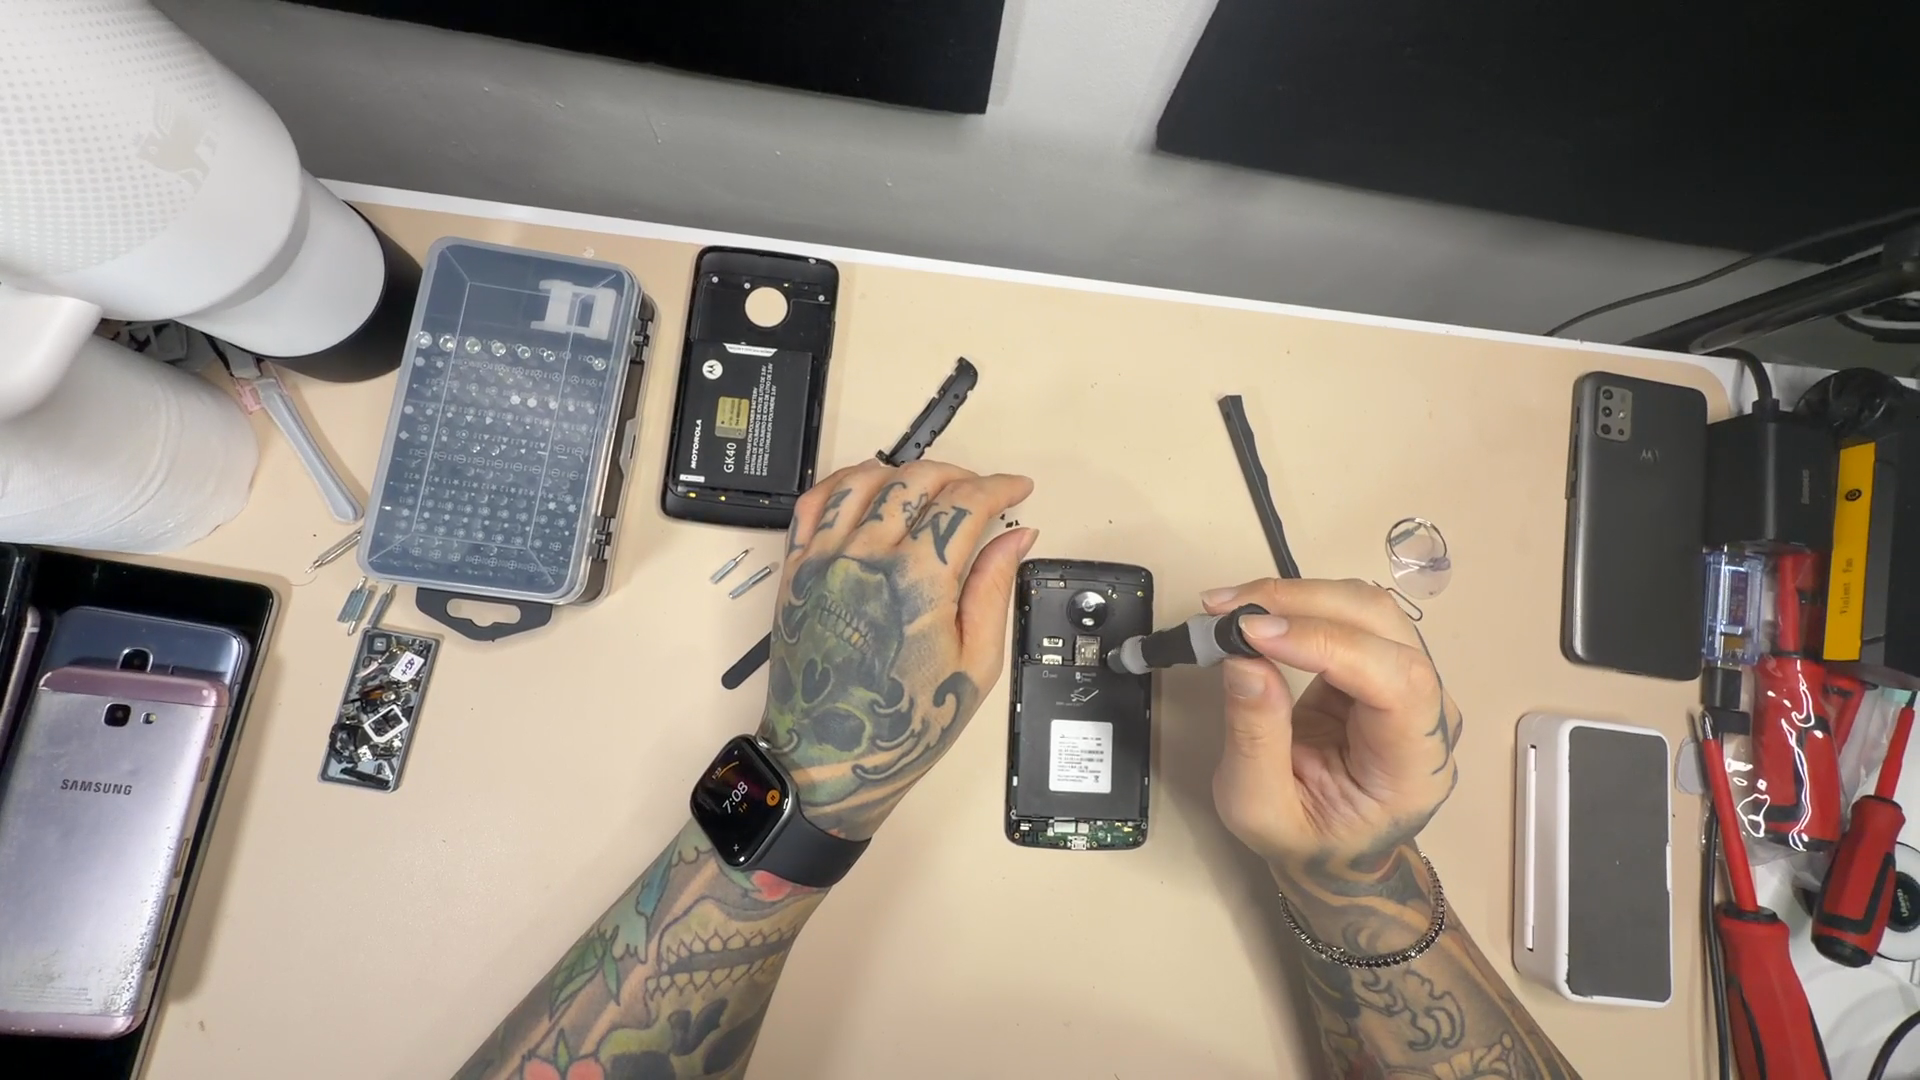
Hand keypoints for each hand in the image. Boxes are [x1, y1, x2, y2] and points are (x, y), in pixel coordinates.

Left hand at [760, 459, 1036, 839]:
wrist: (828, 755)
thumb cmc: (906, 722)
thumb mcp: (975, 664)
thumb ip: (994, 588)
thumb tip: (1018, 536)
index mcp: (919, 582)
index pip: (967, 503)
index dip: (1000, 487)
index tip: (1017, 490)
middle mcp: (868, 558)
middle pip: (918, 480)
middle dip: (959, 475)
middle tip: (980, 492)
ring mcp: (826, 559)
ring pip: (864, 479)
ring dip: (905, 472)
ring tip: (929, 487)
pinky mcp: (796, 568)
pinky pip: (816, 501)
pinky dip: (844, 482)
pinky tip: (869, 489)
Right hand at [1200, 579, 1459, 887]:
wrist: (1333, 850)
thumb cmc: (1303, 839)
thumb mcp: (1260, 808)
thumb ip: (1254, 738)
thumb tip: (1243, 658)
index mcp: (1413, 766)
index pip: (1396, 680)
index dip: (1326, 644)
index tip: (1251, 634)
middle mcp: (1429, 714)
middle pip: (1384, 625)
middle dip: (1302, 602)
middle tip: (1225, 610)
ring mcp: (1408, 683)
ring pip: (1365, 606)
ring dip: (1294, 594)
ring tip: (1227, 607)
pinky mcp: (1377, 665)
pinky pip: (1344, 614)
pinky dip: (1293, 603)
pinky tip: (1249, 613)